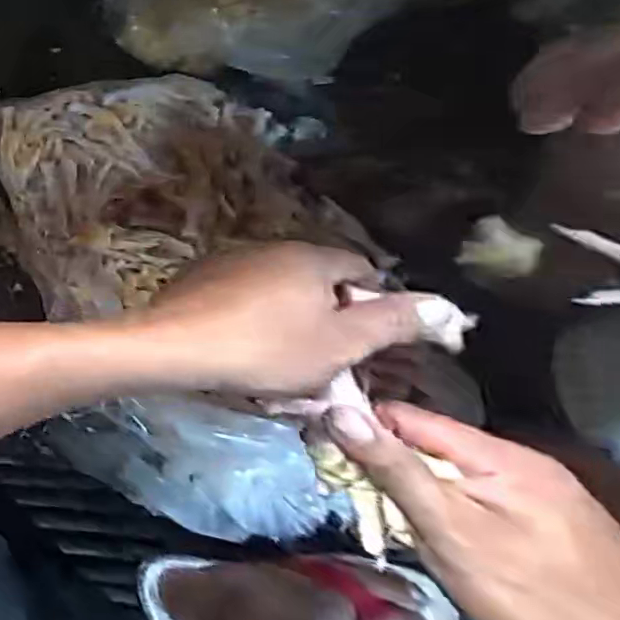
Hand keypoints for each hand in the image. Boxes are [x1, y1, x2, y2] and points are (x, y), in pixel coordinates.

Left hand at [138, 242, 427, 394]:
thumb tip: (444, 304)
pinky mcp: (199, 281)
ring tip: (288, 370)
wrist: (175, 345)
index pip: (361, 270)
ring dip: (291, 329)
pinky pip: (242, 303)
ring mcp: (229, 262)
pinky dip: (253, 326)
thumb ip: (392, 322)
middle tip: (331, 366)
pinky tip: (246, 356)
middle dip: (331, 323)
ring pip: (278, 297)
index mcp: (309, 256)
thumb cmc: (266, 347)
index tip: (375, 346)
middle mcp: (268, 249)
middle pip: (317, 284)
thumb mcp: (341, 343)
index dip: (377, 307)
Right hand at [327, 402, 619, 619]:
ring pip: (462, 474)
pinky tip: (463, 541)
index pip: (407, 415)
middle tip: (373, 503)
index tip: (331, 452)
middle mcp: (530, 462)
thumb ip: (394, 468)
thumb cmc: (534, 601)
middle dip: (398, 467)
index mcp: (502, 455)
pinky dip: (462, 509)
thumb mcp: (450, 532)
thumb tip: (337, 409)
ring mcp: (556, 496)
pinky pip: (492, 498)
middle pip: (435, 445)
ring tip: (414, 527)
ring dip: (429, 491)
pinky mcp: (569, 529)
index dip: (365, 429)